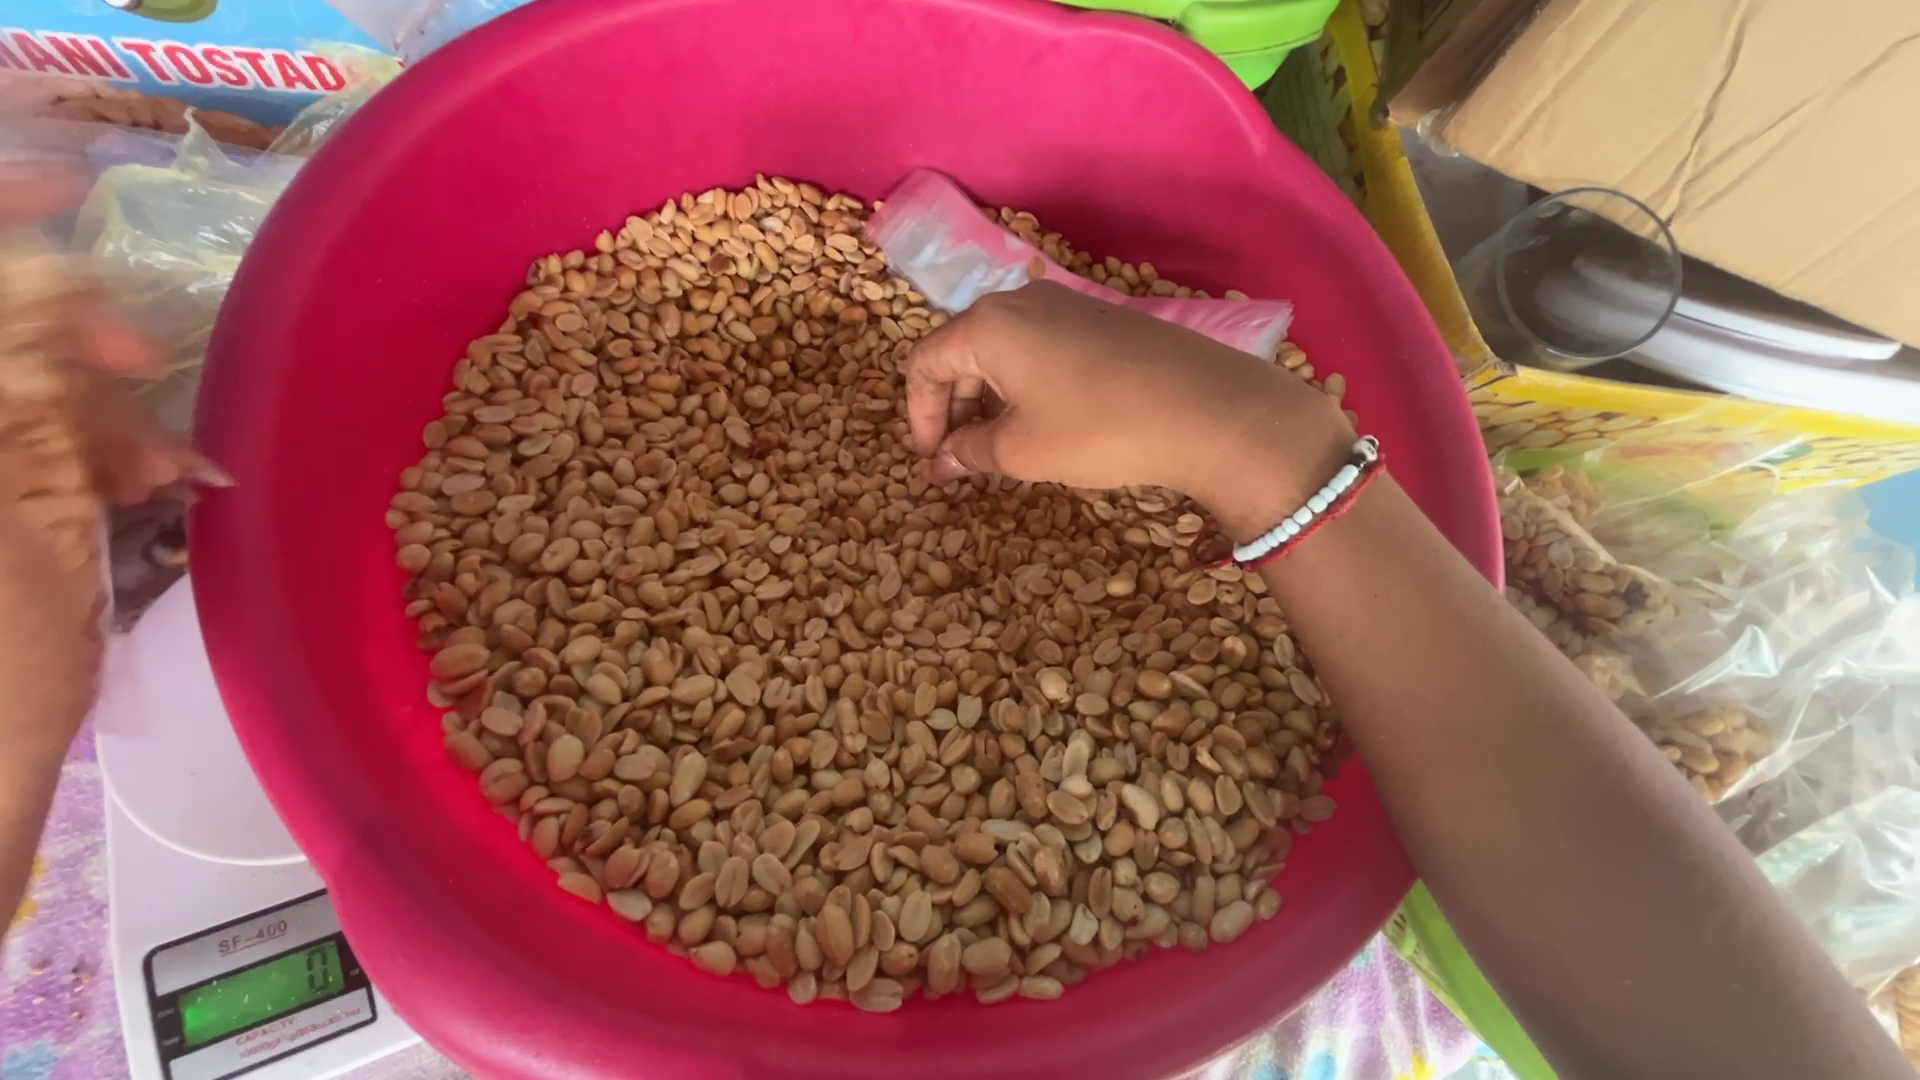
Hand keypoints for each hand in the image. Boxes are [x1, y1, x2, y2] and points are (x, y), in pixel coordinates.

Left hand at [0, 163, 218, 748]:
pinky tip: (145, 478)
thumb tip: (46, 266)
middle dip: (61, 335)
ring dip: (93, 407)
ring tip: (165, 464)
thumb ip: (14, 378)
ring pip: (15, 386)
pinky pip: (36, 437)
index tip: (75, 186)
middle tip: (141, 366)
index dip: (1, 221)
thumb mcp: (7, 502)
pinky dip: (89, 447)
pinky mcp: (3, 495)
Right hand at [901, 280, 1350, 535]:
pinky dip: (1023, 386)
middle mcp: (1020, 302)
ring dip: (988, 399)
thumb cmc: (1096, 430)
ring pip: (1002, 352)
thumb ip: (971, 451)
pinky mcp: (1099, 320)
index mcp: (987, 326)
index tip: (933, 459)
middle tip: (961, 458)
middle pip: (961, 353)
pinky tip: (1042, 422)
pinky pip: (1038, 349)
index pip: (924, 364)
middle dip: (953, 408)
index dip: (919, 416)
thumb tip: (944, 461)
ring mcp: (1065, 305)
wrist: (1205, 409)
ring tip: (999, 447)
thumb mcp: (1022, 450)